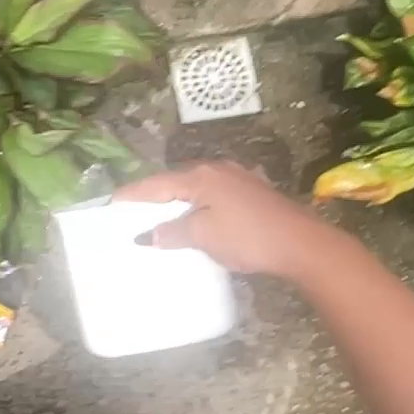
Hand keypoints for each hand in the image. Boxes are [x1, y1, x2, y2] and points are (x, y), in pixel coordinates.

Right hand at [113, 161, 344, 277]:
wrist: (303, 244)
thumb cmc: (249, 237)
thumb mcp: (205, 236)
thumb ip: (174, 232)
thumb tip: (150, 234)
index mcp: (201, 176)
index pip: (155, 184)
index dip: (131, 194)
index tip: (110, 202)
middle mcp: (218, 169)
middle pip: (175, 181)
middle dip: (153, 196)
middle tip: (131, 211)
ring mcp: (239, 178)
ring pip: (197, 188)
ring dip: (177, 201)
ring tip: (160, 216)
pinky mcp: (254, 192)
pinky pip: (214, 195)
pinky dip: (199, 205)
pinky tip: (198, 216)